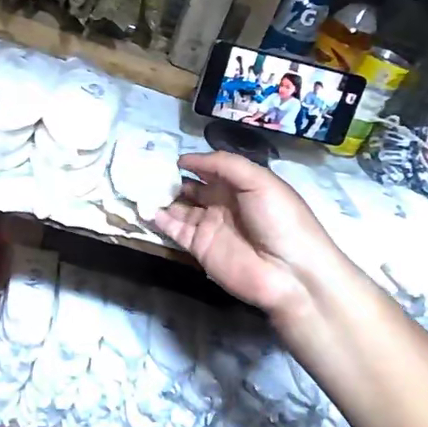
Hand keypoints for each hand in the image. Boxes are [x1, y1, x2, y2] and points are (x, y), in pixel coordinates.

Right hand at [153, 151, 346, 323]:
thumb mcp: (258, 180)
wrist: (290, 272)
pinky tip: (144, 206)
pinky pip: (174, 230)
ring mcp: (209, 226)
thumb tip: (187, 159)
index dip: (192, 161)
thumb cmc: (280, 218)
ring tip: (138, 184)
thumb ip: (224, 164)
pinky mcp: (199, 247)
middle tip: (146, 168)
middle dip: (172, 178)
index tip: (168, 154)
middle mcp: (223, 203)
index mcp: (241, 185)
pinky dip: (158, 219)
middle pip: (192, 188)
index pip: (211, 168)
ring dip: (161, 197)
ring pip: (179, 208)